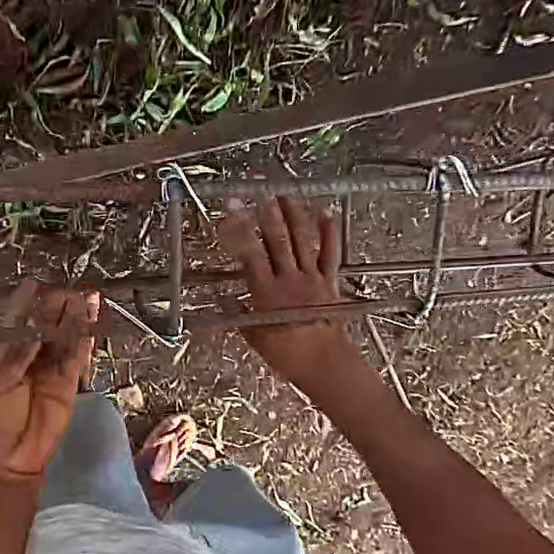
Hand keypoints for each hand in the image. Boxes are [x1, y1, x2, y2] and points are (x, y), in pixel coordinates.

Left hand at [0, 280, 99, 484]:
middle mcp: (31, 360)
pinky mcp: (67, 385)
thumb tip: (35, 331)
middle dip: (56, 308)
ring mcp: (50, 371)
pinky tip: (91, 323)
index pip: (17, 324)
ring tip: (87, 297)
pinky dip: (85, 341)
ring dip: (75, 319)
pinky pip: (77, 359)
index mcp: (7, 357)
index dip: (25, 304)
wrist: (11, 460)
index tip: (33, 283)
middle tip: (69, 289)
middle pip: (46, 328)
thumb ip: (19, 358)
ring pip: (65, 340)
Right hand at [218, 195, 362, 389]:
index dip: (240, 229)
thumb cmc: (288, 354)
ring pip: (302, 240)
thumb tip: (224, 303)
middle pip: (277, 240)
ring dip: (294, 214)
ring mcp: (312, 278)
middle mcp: (289, 279)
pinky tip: (326, 213)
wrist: (325, 362)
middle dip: (266, 213)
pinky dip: (329, 231)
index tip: (232, 210)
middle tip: (259, 192)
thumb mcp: (255, 337)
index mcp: (267, 291)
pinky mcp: (330, 282)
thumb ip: (239, 316)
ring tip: (286, 194)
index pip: (250, 253)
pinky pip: (330, 253)